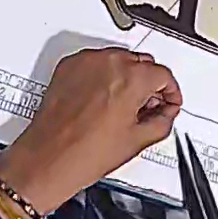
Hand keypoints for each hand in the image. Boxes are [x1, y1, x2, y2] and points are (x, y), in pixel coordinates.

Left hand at [0, 47, 181, 214]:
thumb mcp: (137, 141)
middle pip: (143, 62)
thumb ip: (162, 120)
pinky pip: (96, 62)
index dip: (170, 92)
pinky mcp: (70, 65)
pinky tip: (99, 100)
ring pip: (119, 59)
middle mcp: (110, 63)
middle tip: (145, 106)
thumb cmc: (83, 153)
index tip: (168, 100)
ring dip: (125, 77)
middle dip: (148, 83)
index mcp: (132, 79)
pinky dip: (101, 75)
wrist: (47, 159)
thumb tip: (166, 112)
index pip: (164, 74)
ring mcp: (88, 62)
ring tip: (119, 106)